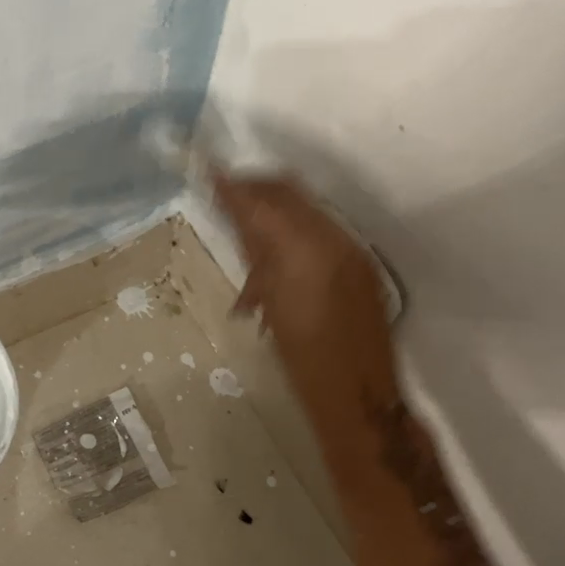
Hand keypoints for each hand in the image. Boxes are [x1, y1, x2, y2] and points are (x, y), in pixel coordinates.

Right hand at [209, 168, 398, 415]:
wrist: (357, 397)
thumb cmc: (302, 357)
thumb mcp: (270, 300)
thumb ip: (255, 251)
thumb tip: (237, 214)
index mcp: (306, 247)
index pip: (263, 198)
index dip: (232, 184)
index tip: (206, 169)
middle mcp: (332, 238)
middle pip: (286, 193)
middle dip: (253, 189)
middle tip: (222, 198)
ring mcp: (349, 251)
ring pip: (301, 209)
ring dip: (270, 212)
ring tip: (243, 241)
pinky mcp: (358, 265)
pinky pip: (318, 229)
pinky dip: (291, 231)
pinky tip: (271, 263)